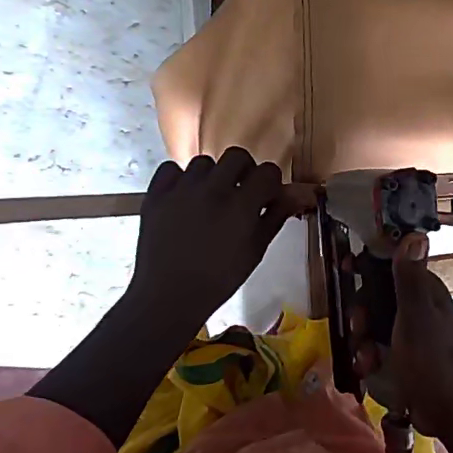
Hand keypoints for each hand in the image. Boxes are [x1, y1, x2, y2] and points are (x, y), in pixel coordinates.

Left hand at [127, 147, 311, 326]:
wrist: (169, 296)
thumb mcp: (255, 250)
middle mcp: (212, 190)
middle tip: (241, 191)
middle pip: (237, 156)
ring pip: (204, 162)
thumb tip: (296, 195)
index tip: (268, 195)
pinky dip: (180, 178)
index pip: (267, 172)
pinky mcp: (156, 195)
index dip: (271, 182)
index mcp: (241, 206)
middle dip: (245, 170)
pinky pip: (171, 168)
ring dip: (213, 175)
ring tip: (210, 197)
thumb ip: (275, 217)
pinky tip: (184, 195)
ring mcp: (181, 190)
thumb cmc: (219, 279)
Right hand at [379, 233, 452, 452]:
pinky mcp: (402, 357)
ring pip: (372, 324)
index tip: (347, 268)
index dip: (369, 264)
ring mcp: (410, 333)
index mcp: (425, 291)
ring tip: (367, 358)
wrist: (448, 412)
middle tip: (359, 327)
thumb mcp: (416, 316)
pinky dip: (369, 357)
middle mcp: (418, 307)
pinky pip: (376, 348)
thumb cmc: (433, 361)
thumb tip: (415, 234)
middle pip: (375, 296)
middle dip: (362, 313)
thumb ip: (409, 278)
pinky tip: (370, 368)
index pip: (392, 264)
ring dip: (363, 340)